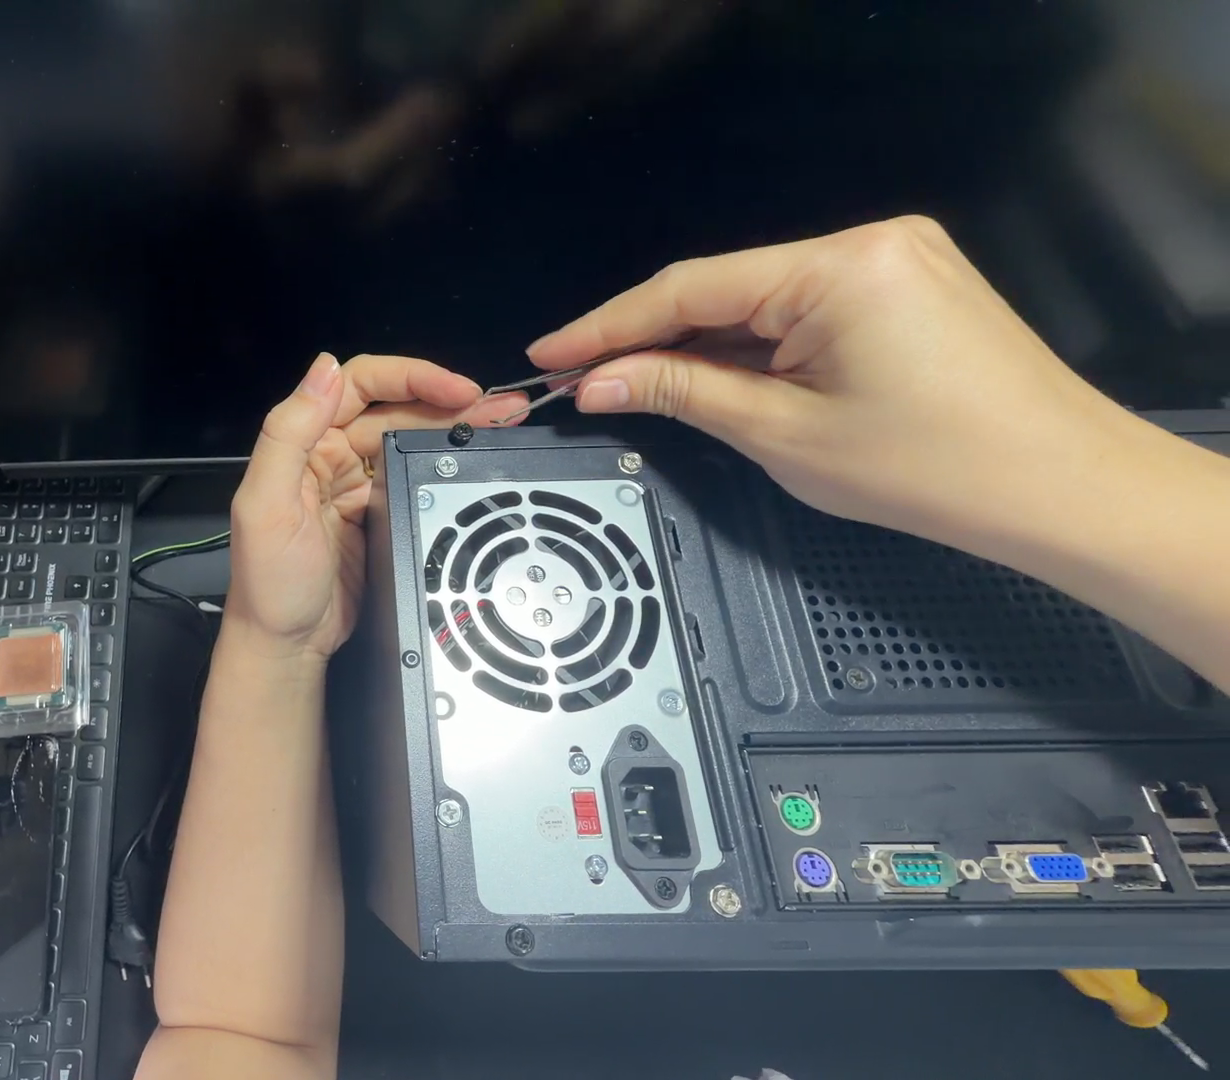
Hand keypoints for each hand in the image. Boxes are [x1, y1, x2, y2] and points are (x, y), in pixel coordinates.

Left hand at [226, 353, 527, 659]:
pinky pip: (415, 475)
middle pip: (394, 409)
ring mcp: (357, 486)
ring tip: (498, 422)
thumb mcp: (267, 504)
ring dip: (452, 428)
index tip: (453, 387)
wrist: (288, 644)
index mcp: (302, 445)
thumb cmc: (269, 582)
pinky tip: (471, 460)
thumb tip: (323, 368)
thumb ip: (288, 433)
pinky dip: (444, 463)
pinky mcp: (378, 515)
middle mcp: (329, 457)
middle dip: (444, 401)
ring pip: (409, 440)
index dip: (409, 376)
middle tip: (494, 406)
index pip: (357, 386)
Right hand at [525, 216, 1138, 549]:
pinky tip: (689, 373)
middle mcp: (862, 245)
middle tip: (572, 377)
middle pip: (716, 289)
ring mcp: (882, 264)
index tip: (546, 354)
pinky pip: (787, 313)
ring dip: (685, 345)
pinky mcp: (891, 291)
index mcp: (838, 268)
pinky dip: (735, 348)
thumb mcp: (777, 431)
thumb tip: (596, 381)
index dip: (605, 325)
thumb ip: (679, 390)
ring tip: (617, 381)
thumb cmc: (922, 467)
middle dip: (641, 337)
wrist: (1059, 491)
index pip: (688, 289)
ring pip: (748, 303)